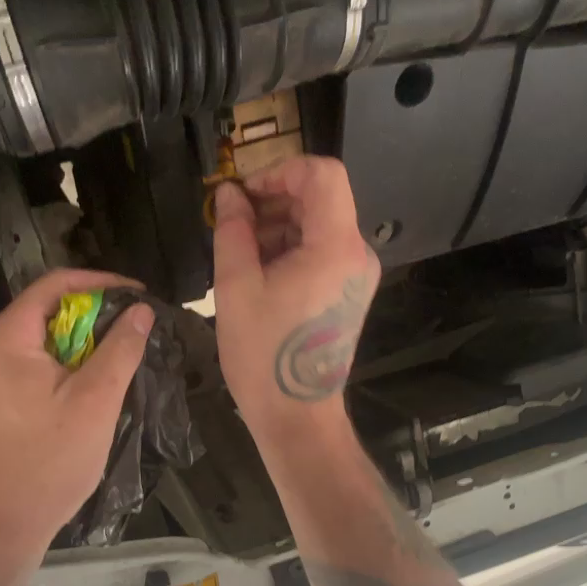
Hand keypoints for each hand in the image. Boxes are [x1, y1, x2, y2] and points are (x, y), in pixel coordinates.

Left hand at [0, 268, 154, 554]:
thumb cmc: (50, 461)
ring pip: (44, 339)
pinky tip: (93, 386)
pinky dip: (67, 365)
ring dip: (84, 343)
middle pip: (48, 309)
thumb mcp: (96, 401)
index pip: (56, 284)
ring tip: (121, 358)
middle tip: (135, 331)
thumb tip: (142, 311)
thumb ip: (121, 349)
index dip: (102, 283)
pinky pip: (34, 364)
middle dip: (96, 315)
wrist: (3, 524)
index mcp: (7, 337)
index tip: (140, 296)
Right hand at [212, 155, 378, 443]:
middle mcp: (356, 254)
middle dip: (274, 200)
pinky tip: (260, 272)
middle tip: (233, 223)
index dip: (280, 171)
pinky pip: (322, 251)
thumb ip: (232, 231)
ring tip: (241, 253)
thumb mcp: (235, 288)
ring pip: (319, 224)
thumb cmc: (263, 354)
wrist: (296, 414)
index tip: (245, 193)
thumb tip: (229, 195)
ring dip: (279, 226)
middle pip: (320, 198)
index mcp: (335, 246)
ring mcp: (357, 274)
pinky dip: (291, 248)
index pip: (322, 174)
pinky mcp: (349, 292)